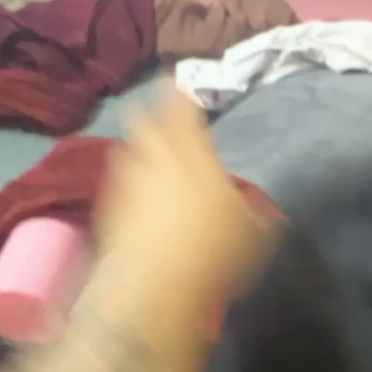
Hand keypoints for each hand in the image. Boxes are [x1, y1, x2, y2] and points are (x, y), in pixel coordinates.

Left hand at [99, 88, 276, 296]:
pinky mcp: (109, 208)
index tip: (181, 84)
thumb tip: (262, 209)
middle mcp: (154, 157)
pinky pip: (122, 183)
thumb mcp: (255, 236)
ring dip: (141, 151)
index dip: (180, 93)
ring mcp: (126, 181)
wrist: (156, 287)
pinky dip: (133, 183)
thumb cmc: (215, 253)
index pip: (181, 108)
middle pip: (143, 120)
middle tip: (161, 119)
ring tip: (154, 161)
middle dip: (151, 115)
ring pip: (130, 151)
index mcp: (193, 155)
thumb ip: (256, 214)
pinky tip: (145, 199)